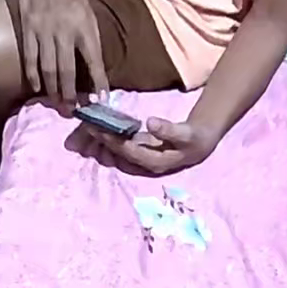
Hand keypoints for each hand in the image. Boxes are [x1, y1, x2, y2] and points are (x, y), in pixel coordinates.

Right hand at [18, 0, 107, 107]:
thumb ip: (91, 42)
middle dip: (71, 94)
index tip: (102, 102)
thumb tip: (96, 74)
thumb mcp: (88, 13)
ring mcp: (43, 28)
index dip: (99, 82)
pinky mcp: (27, 26)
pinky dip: (33, 76)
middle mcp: (64, 29)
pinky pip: (30, 57)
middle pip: (67, 70)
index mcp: (84, 24)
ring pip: (48, 68)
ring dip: (53, 90)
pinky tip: (37, 89)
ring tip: (58, 105)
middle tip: (72, 112)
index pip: (94, 60)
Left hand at [92, 118, 220, 175]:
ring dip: (105, 142)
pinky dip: (112, 139)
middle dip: (104, 141)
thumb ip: (169, 130)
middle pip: (120, 154)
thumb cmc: (192, 139)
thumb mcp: (185, 134)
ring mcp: (141, 159)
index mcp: (154, 162)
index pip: (129, 152)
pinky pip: (122, 148)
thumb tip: (150, 123)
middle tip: (88, 125)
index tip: (99, 129)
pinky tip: (102, 129)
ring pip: (119, 153)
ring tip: (90, 127)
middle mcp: (144, 164)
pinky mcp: (140, 152)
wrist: (199, 145)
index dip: (114, 142)